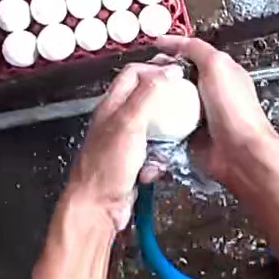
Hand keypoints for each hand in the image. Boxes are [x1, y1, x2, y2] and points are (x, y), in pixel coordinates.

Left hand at [63, 63, 169, 229]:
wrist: (96, 208)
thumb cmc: (105, 168)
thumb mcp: (130, 122)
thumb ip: (148, 94)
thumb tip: (168, 71)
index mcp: (111, 105)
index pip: (134, 73)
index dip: (156, 69)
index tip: (177, 75)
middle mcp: (116, 120)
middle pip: (146, 99)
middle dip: (165, 103)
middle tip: (182, 106)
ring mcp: (124, 142)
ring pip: (153, 128)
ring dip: (164, 136)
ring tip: (169, 143)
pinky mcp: (132, 162)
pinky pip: (153, 153)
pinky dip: (159, 159)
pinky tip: (156, 168)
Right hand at [152, 35, 278, 188]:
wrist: (239, 154)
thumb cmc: (236, 111)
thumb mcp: (217, 65)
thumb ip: (197, 49)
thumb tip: (174, 41)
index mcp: (219, 72)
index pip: (190, 54)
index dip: (172, 50)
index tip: (153, 48)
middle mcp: (208, 93)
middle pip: (175, 78)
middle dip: (159, 76)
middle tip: (145, 75)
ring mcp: (198, 115)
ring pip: (168, 102)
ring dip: (156, 101)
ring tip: (143, 96)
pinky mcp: (188, 136)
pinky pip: (166, 126)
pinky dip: (158, 124)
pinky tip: (150, 119)